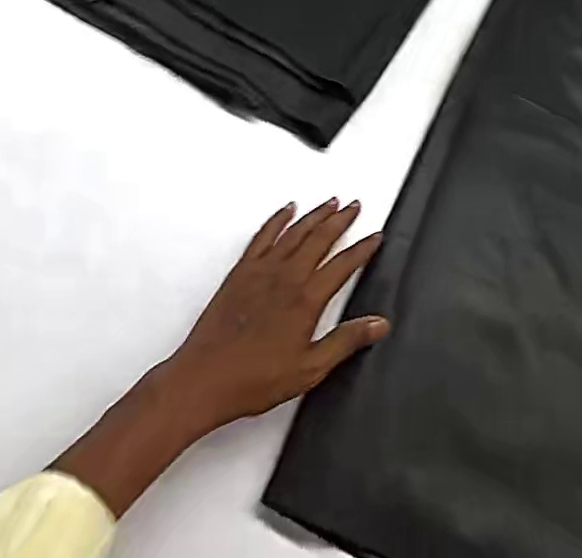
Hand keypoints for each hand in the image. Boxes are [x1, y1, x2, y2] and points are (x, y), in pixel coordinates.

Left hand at [52, 200, 384, 515]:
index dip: (362, 249)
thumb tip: (377, 325)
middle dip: (341, 219)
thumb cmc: (252, 379)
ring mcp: (261, 271)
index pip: (342, 264)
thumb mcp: (310, 368)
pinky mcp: (240, 272)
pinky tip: (286, 211)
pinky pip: (263, 236)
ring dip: (314, 214)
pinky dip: (277, 220)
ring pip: (295, 231)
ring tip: (330, 202)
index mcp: (305, 299)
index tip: (375, 237)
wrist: (203, 379)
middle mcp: (285, 277)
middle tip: (355, 206)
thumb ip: (346, 341)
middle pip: (320, 238)